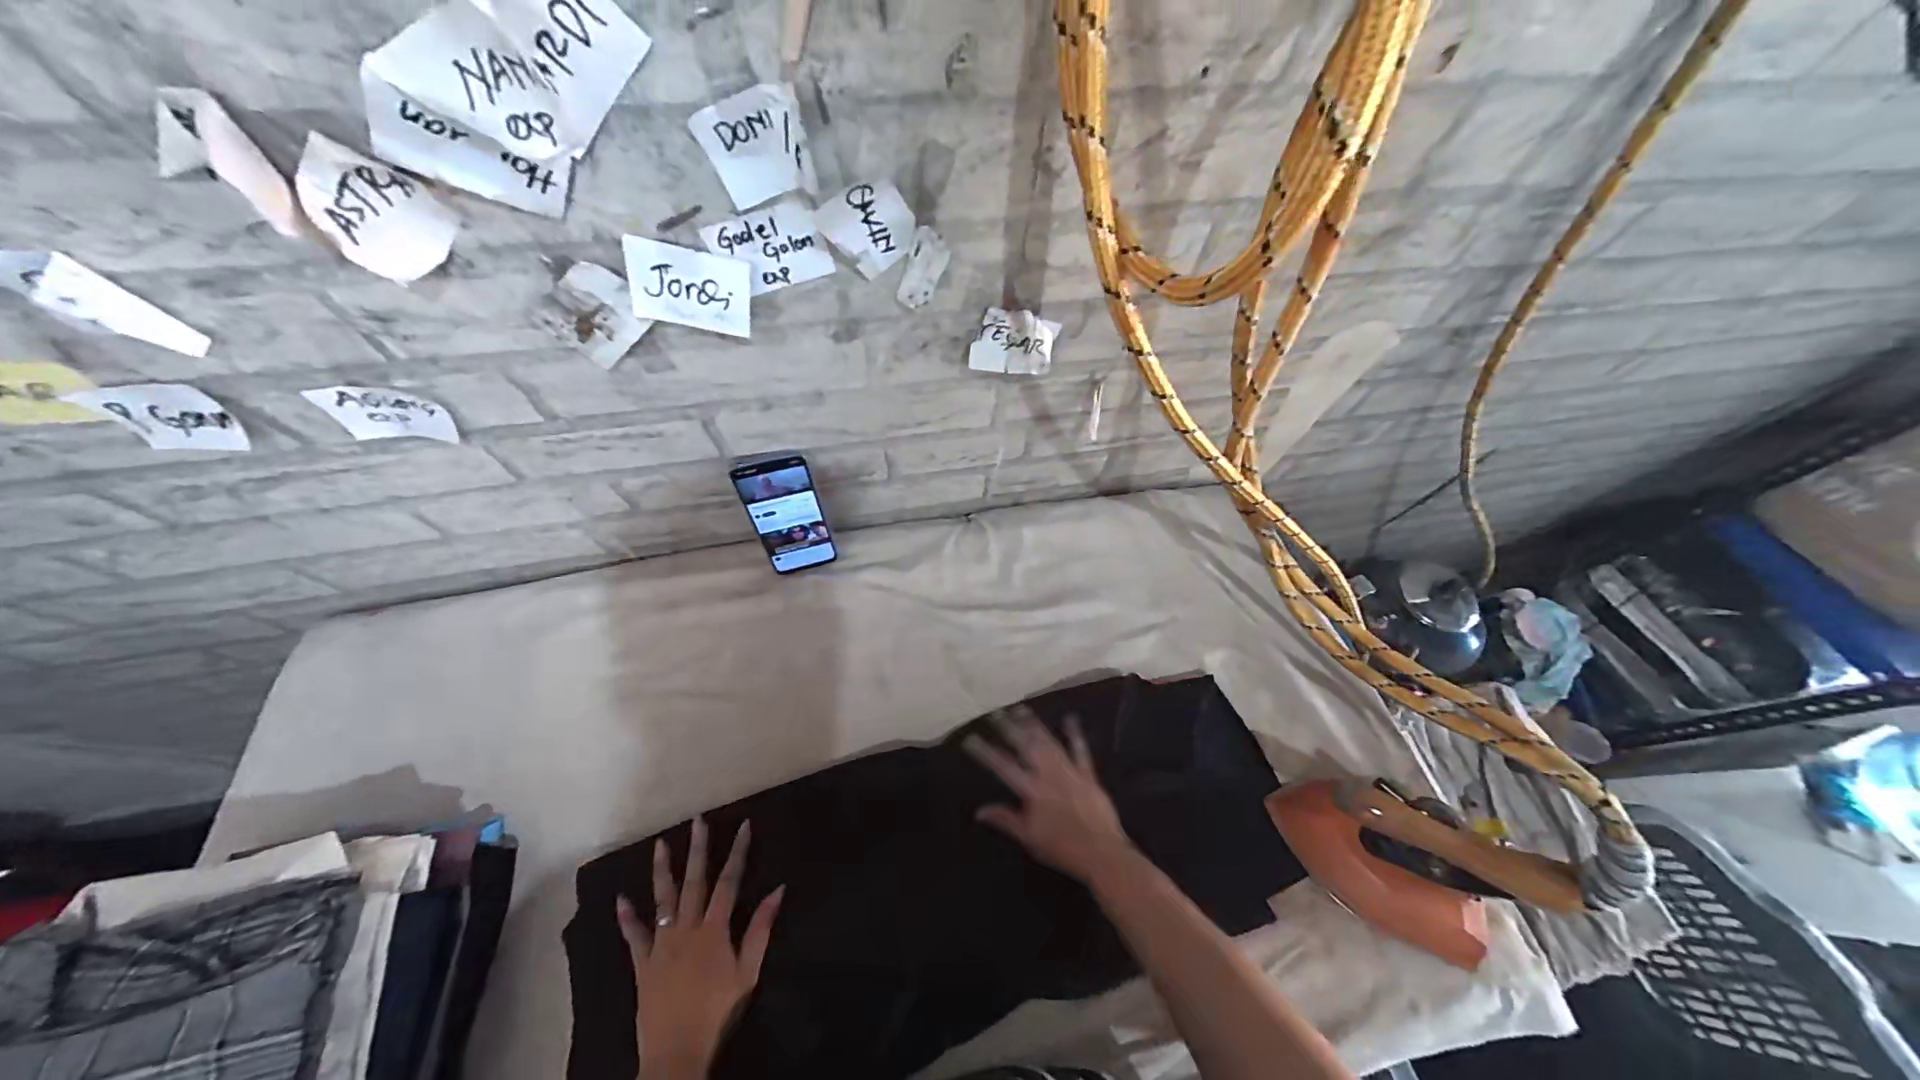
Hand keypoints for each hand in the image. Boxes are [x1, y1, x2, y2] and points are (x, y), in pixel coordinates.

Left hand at [616, 818, 784, 1079]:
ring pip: (662, 900)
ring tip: (660, 845)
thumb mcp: (748, 972)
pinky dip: (626, 917)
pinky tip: (620, 899)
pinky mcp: (642, 964)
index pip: (729, 881)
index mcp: (714, 929)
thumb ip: (761, 929)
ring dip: (662, 871)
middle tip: (698, 821)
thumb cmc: (718, 1011)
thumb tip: (778, 889)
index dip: (738, 852)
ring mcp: (661, 945)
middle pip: (694, 881)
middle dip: (698, 849)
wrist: (676, 1052)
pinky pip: (633, 936)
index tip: (744, 826)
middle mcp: (686, 929)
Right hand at [964, 707, 1135, 883]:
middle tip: (996, 713)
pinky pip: (1080, 751)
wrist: (1101, 853)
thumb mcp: (1028, 837)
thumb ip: (1005, 820)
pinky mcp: (1088, 775)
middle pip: (1026, 747)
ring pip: (1049, 744)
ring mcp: (1069, 772)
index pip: (1003, 767)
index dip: (986, 752)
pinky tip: (1070, 719)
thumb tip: (979, 811)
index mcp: (1032, 791)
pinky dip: (1074, 735)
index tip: (971, 739)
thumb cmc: (1062, 848)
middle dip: (1009, 728)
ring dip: (1034, 725)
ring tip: (1022, 709)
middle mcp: (1049, 775)